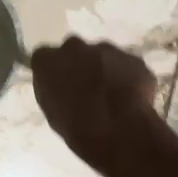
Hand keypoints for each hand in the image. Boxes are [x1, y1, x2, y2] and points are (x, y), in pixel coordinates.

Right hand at [30, 36, 159, 162]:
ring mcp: (107, 49)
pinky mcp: (133, 59)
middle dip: (79, 63)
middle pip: (74, 49)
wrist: (118, 130)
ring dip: (104, 68)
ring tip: (112, 94)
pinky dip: (128, 77)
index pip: (44, 56)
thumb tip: (60, 85)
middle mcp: (74, 46)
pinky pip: (128, 65)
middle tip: (86, 86)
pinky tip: (130, 97)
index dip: (54, 69)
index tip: (59, 82)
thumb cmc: (76, 125)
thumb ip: (53, 88)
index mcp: (47, 60)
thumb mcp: (51, 109)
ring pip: (103, 55)